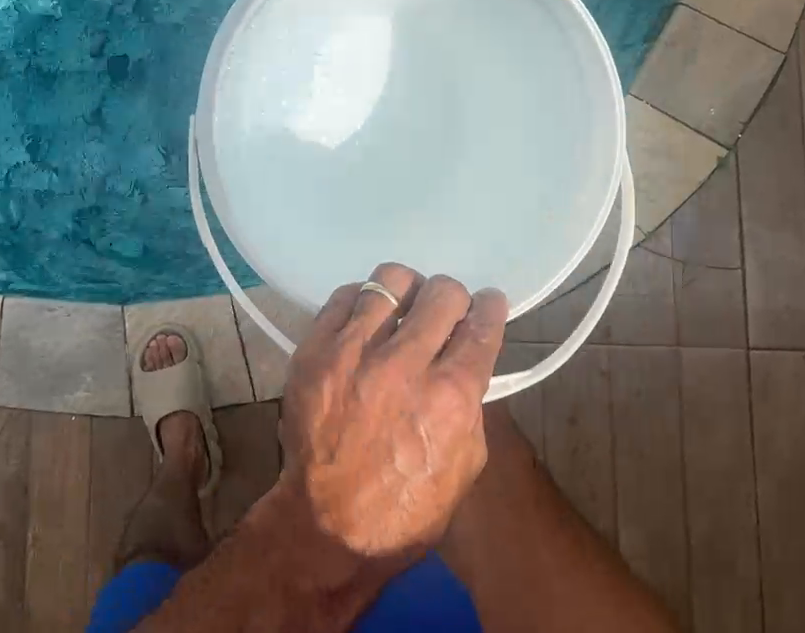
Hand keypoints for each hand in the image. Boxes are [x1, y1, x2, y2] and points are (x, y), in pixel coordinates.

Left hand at [274, 263, 507, 564]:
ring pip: (390, 281)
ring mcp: (353, 352)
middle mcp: (404, 364)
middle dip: (451, 298)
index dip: (489, 308)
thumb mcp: (465, 463)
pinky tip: (367, 317)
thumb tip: (464, 359)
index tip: (488, 302)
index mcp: (450, 397)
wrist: (328, 523)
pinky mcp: (315, 349)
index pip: (480, 326)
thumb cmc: (406, 507)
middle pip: (441, 293)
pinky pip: (344, 296)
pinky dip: (362, 301)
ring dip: (406, 291)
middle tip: (444, 310)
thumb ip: (468, 402)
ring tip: (403, 306)